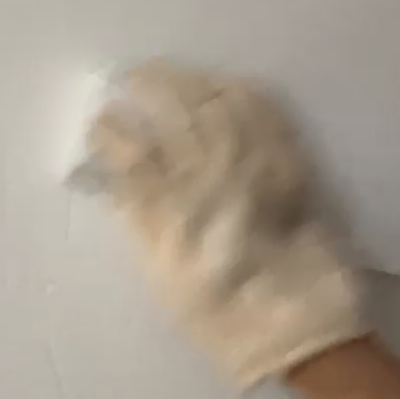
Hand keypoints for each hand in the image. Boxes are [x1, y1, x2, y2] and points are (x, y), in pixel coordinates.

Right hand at [85, 59, 367, 387]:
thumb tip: (115, 172)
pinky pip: (268, 113)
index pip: (134, 154)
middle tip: (131, 76)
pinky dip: (244, 91)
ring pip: (219, 103)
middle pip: (177, 113)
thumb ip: (137, 221)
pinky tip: (224, 83)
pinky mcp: (292, 165)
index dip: (112, 129)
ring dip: (189, 79)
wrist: (299, 326)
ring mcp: (258, 166)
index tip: (100, 118)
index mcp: (176, 213)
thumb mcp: (163, 277)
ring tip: (169, 72)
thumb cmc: (221, 314)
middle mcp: (216, 179)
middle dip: (149, 85)